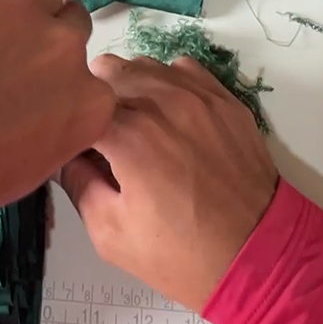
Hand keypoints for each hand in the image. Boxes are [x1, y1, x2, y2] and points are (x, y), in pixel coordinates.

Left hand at [0, 0, 112, 217]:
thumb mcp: (28, 165)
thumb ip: (57, 123)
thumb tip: (52, 99)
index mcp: (87, 103)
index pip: (92, 75)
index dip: (60, 75)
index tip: (32, 81)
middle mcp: (69, 47)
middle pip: (74, 21)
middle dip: (47, 32)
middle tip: (6, 45)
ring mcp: (27, 4)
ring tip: (1, 1)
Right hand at [59, 55, 278, 310]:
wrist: (260, 258)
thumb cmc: (182, 255)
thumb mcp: (110, 234)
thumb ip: (76, 183)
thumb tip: (62, 152)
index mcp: (127, 135)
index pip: (77, 101)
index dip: (68, 121)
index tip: (72, 143)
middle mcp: (161, 102)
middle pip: (106, 72)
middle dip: (96, 99)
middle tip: (102, 136)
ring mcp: (197, 95)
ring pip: (142, 64)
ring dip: (130, 87)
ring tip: (136, 125)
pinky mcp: (224, 98)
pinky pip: (181, 68)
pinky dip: (166, 84)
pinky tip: (169, 116)